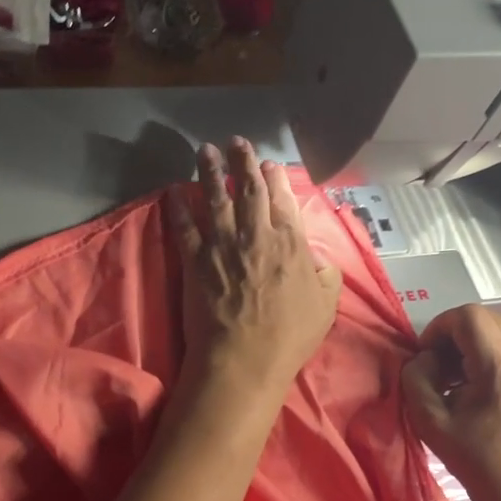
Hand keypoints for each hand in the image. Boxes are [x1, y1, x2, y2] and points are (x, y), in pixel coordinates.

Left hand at [169, 138, 341, 391]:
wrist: (245, 358)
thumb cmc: (289, 337)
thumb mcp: (325, 306)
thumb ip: (325, 276)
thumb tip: (318, 260)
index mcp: (290, 243)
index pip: (283, 200)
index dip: (275, 178)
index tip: (269, 163)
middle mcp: (256, 235)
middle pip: (249, 190)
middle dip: (243, 162)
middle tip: (236, 142)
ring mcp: (223, 245)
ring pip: (216, 198)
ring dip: (210, 171)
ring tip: (205, 150)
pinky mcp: (195, 260)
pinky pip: (185, 226)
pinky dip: (179, 206)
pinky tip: (175, 190)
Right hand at [402, 305, 500, 500]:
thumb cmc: (470, 455)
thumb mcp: (426, 418)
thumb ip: (417, 376)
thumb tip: (428, 355)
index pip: (470, 317)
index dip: (440, 326)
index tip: (428, 353)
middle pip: (487, 317)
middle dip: (455, 331)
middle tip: (441, 362)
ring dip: (473, 338)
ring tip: (460, 370)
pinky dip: (491, 348)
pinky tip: (480, 376)